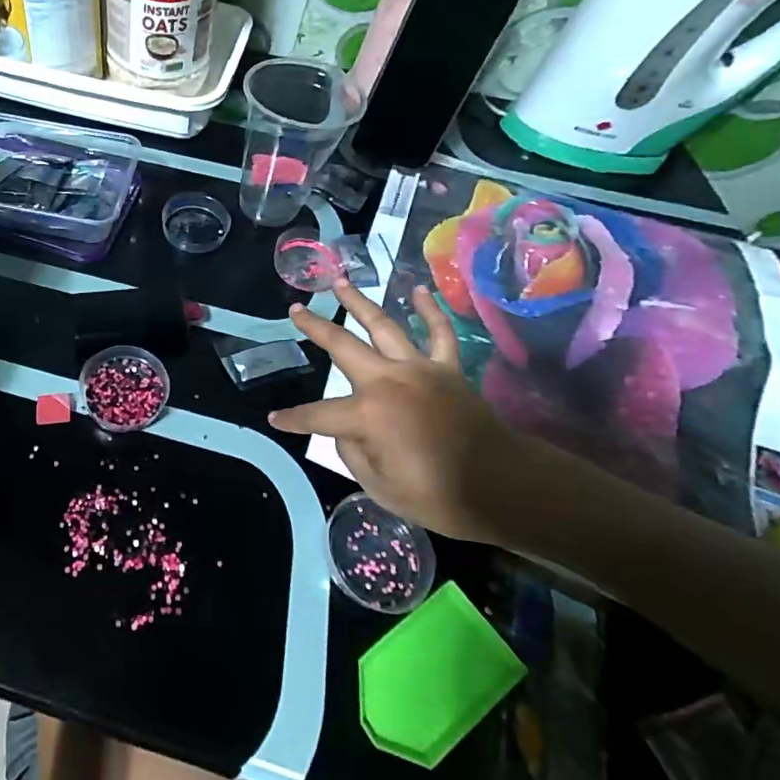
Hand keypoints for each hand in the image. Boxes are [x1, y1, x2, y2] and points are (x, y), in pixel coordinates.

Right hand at [269, 280, 547, 545]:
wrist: (504, 488)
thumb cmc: (439, 496)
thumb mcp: (380, 487)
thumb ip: (354, 453)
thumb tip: (349, 432)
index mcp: (368, 415)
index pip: (317, 415)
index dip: (293, 419)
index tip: (275, 419)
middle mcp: (388, 381)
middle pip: (342, 346)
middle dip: (314, 327)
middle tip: (295, 310)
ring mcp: (420, 369)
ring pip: (384, 326)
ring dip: (359, 303)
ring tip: (340, 282)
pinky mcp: (448, 369)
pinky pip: (438, 333)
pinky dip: (428, 310)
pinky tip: (417, 290)